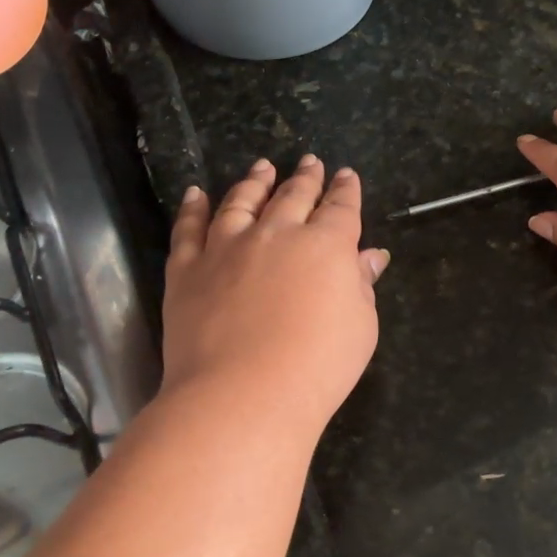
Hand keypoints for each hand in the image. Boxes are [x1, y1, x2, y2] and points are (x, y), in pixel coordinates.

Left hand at [161, 156, 388, 433]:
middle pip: (294, 196)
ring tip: (262, 167)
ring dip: (255, 182)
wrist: (243, 394)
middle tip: (310, 161)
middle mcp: (278, 234)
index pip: (340, 207)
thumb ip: (362, 285)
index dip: (345, 190)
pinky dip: (194, 208)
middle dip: (306, 177)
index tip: (346, 175)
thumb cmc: (319, 364)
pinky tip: (197, 194)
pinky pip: (189, 229)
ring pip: (242, 202)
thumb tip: (369, 255)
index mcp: (327, 245)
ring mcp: (228, 247)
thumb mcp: (362, 325)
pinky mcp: (188, 269)